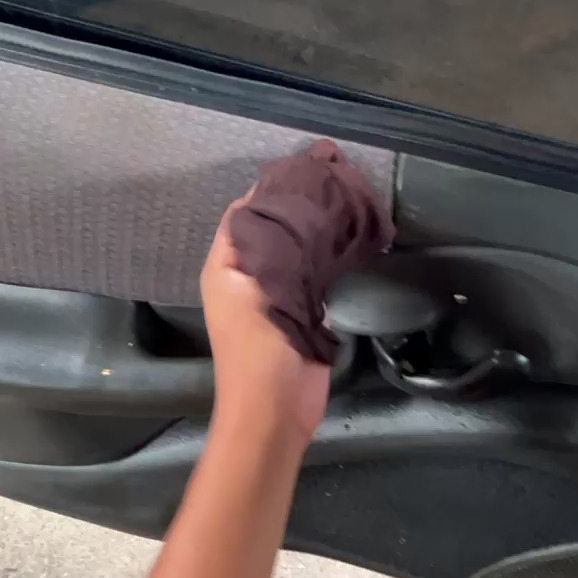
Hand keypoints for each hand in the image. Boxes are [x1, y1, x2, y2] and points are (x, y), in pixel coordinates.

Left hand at [199, 193, 331, 447]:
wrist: (275, 410)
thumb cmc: (257, 350)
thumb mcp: (250, 291)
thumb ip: (260, 247)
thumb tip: (274, 203)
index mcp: (226, 266)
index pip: (244, 213)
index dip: (270, 188)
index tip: (305, 167)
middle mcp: (249, 274)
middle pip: (273, 227)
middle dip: (299, 204)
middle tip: (335, 178)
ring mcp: (277, 294)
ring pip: (296, 248)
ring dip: (316, 228)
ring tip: (347, 200)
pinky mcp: (303, 311)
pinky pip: (314, 272)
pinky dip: (328, 254)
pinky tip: (351, 238)